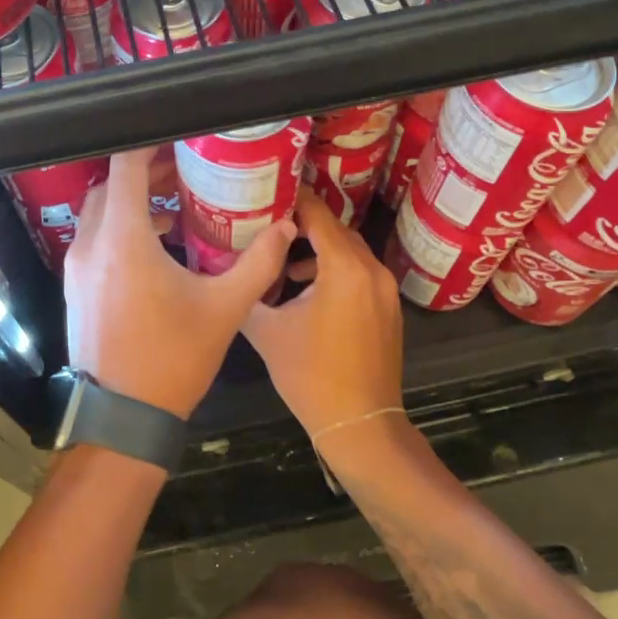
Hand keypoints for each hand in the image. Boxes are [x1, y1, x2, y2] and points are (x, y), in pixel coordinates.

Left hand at [64, 148, 295, 418]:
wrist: (122, 418)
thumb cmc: (173, 359)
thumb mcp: (225, 309)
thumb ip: (258, 263)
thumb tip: (286, 228)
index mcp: (124, 240)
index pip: (126, 167)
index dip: (150, 144)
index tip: (180, 137)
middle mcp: (92, 244)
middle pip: (112, 185)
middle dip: (147, 171)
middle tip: (187, 169)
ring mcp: (77, 265)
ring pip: (100, 210)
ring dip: (133, 198)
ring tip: (178, 202)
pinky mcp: (74, 284)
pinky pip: (95, 235)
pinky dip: (121, 224)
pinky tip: (157, 240)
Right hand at [242, 190, 404, 435]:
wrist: (361, 426)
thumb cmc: (311, 377)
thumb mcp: (267, 331)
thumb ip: (249, 288)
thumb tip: (230, 265)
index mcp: (344, 268)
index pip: (316, 213)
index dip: (290, 198)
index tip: (263, 192)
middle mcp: (371, 269)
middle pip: (334, 228)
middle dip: (301, 223)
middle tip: (264, 221)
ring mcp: (385, 289)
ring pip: (347, 251)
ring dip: (317, 248)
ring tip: (279, 256)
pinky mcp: (388, 307)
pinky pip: (358, 272)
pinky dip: (333, 269)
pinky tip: (303, 287)